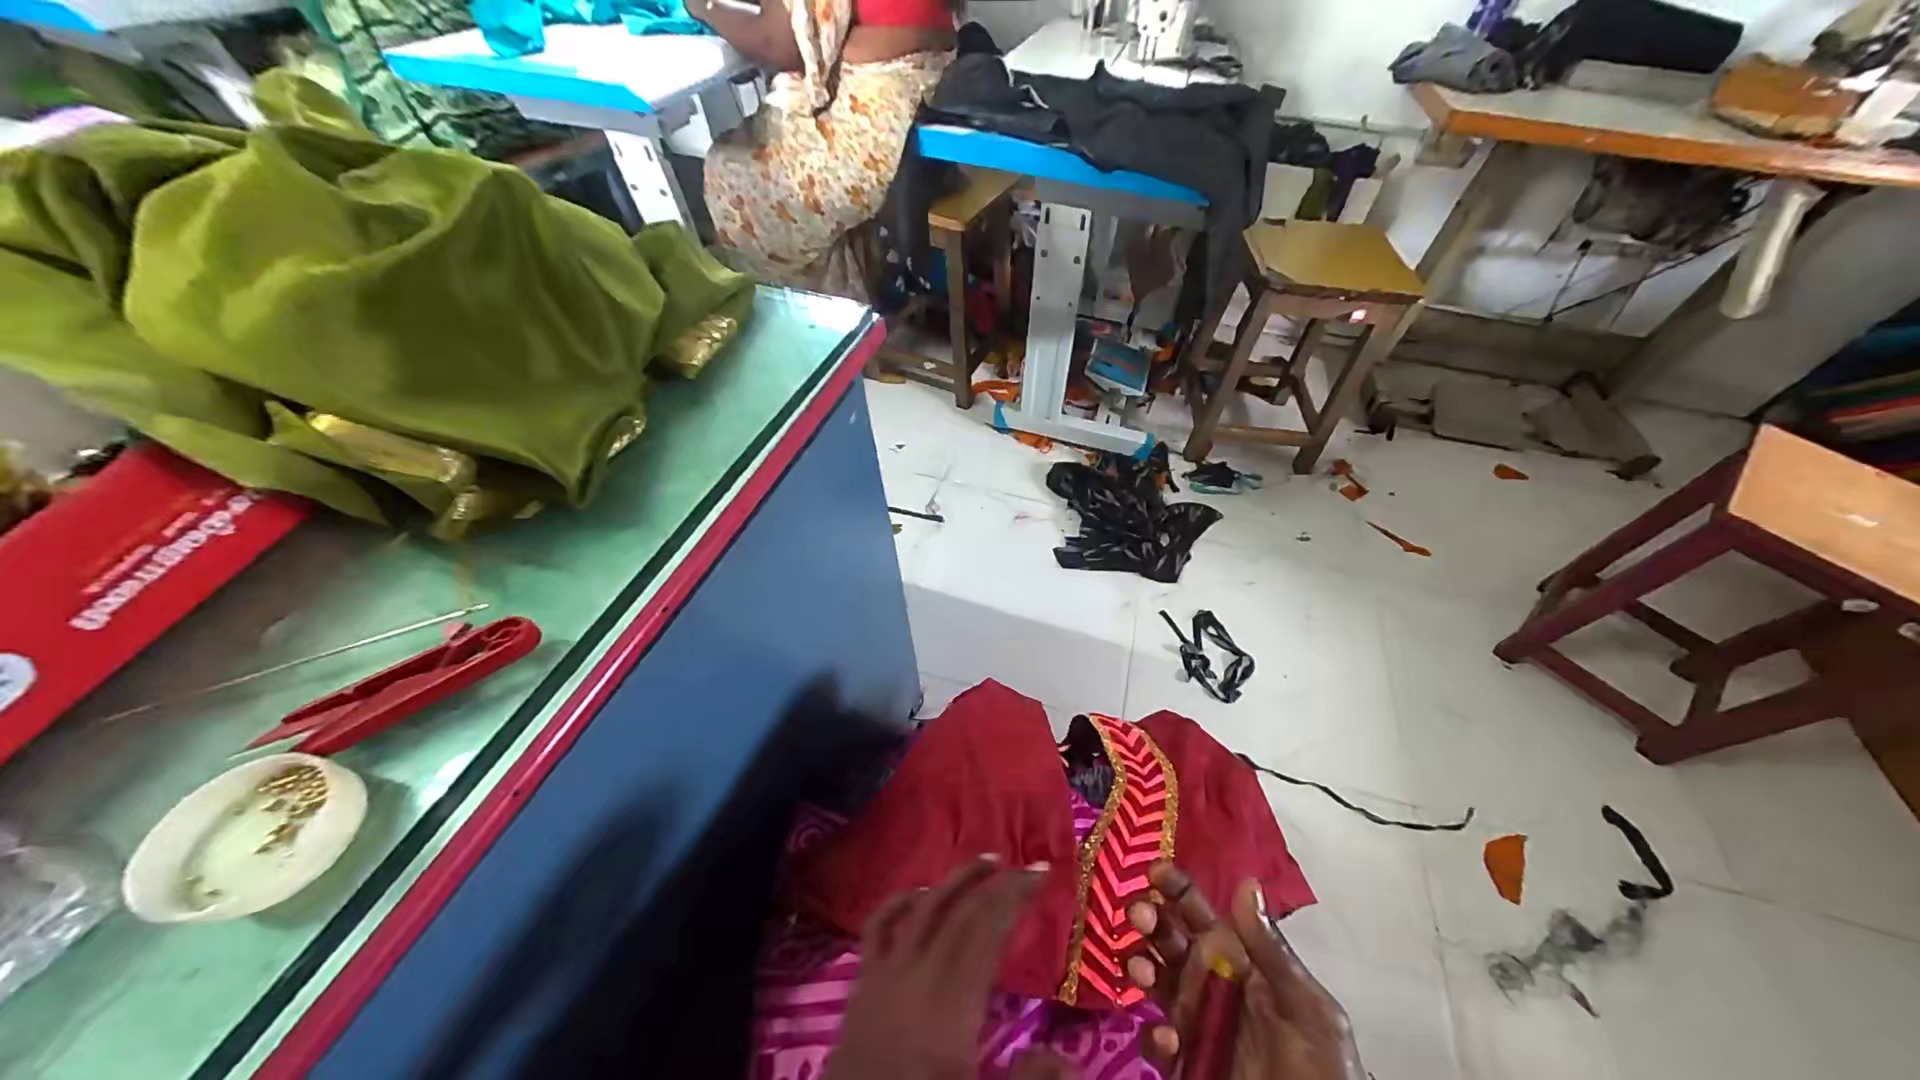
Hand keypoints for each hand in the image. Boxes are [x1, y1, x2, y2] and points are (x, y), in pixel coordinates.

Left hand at [825, 856, 1060, 1079]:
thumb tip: (1074, 1062)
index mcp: (955, 999)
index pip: (990, 929)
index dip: (1016, 896)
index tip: (1041, 874)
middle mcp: (922, 971)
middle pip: (963, 912)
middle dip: (998, 884)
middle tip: (1027, 867)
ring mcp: (889, 971)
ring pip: (925, 908)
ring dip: (956, 880)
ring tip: (985, 862)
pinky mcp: (864, 980)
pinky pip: (878, 926)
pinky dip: (899, 901)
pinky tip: (918, 892)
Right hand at [1125, 862, 1363, 1079]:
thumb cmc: (1323, 1070)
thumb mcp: (1308, 1010)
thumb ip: (1271, 952)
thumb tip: (1246, 883)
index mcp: (1238, 961)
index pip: (1200, 915)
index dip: (1175, 888)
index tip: (1154, 870)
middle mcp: (1208, 984)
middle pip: (1166, 940)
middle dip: (1147, 920)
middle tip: (1139, 914)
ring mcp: (1193, 1024)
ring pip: (1152, 982)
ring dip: (1139, 967)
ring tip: (1142, 972)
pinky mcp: (1182, 1064)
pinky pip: (1156, 1043)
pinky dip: (1154, 1037)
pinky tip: (1169, 1039)